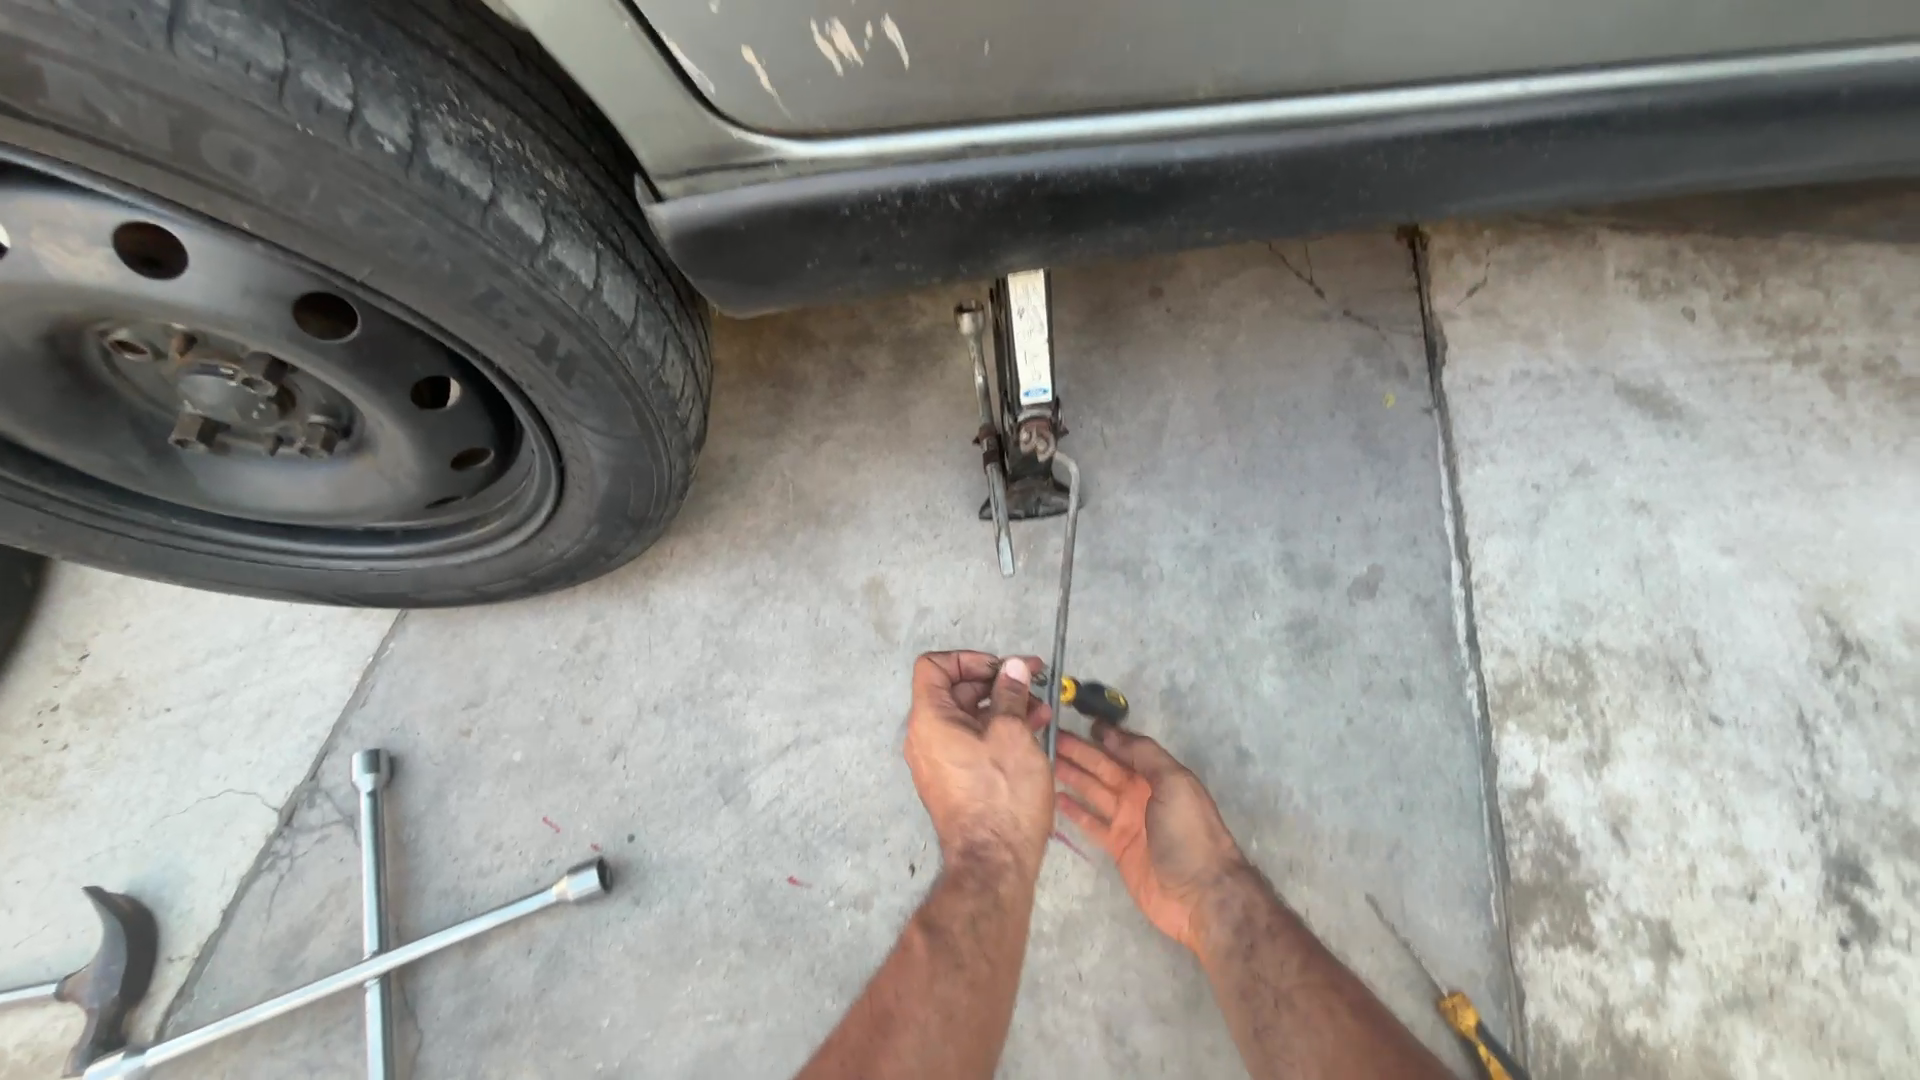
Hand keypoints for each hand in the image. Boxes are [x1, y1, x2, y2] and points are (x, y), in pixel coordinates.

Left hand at [905, 652, 1055, 878]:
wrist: (994, 865)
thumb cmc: (1002, 794)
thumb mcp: (1012, 734)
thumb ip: (1011, 694)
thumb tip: (1013, 667)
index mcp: (929, 719)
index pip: (934, 666)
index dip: (968, 658)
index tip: (1003, 667)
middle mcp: (926, 737)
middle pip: (954, 690)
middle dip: (995, 681)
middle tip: (1033, 680)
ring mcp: (939, 761)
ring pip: (969, 717)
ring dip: (1003, 706)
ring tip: (1042, 707)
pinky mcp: (955, 781)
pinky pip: (972, 742)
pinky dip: (998, 731)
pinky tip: (1034, 730)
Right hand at [1054, 723, 1251, 951]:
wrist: (1201, 895)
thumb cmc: (1189, 833)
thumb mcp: (1174, 783)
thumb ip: (1144, 755)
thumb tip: (1112, 733)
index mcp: (1157, 775)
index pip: (1124, 748)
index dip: (1102, 736)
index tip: (1075, 721)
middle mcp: (1140, 793)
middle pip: (1104, 767)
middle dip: (1079, 752)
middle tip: (1050, 738)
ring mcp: (1128, 820)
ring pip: (1093, 791)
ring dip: (1072, 776)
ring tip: (1046, 762)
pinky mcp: (1117, 846)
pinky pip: (1091, 822)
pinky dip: (1074, 810)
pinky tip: (1056, 798)